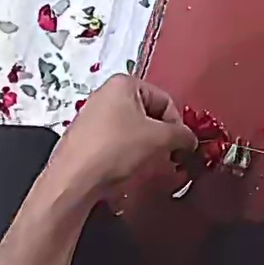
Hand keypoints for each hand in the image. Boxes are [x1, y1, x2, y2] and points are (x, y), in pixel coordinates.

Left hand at [47, 75, 196, 197]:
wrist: (73, 180)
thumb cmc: (116, 149)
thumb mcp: (159, 139)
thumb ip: (182, 135)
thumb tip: (190, 140)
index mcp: (124, 83)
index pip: (165, 101)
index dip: (177, 125)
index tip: (181, 146)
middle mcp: (106, 94)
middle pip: (149, 115)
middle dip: (162, 137)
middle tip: (169, 157)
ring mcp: (93, 115)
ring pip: (134, 129)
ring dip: (148, 147)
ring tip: (150, 166)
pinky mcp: (85, 137)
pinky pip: (117, 141)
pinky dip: (129, 153)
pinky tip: (129, 169)